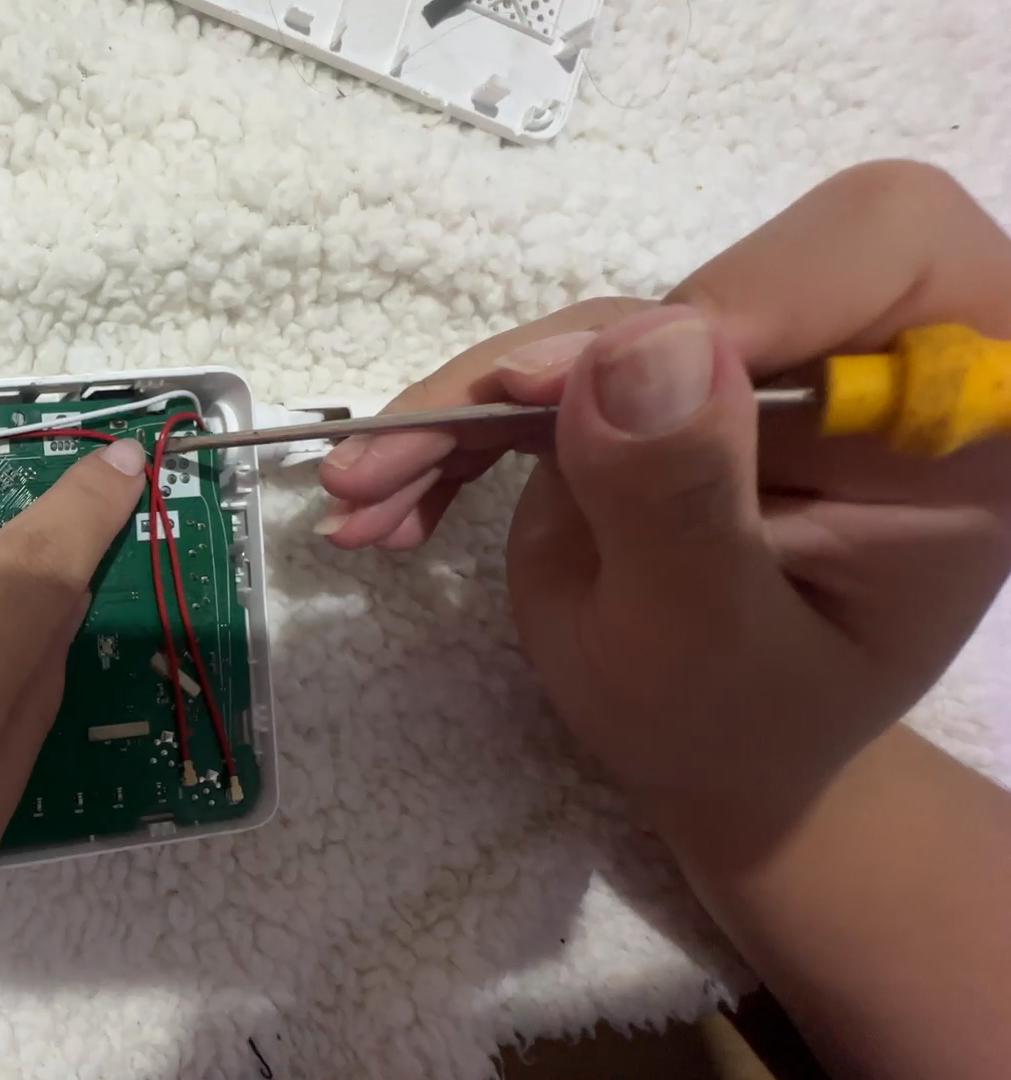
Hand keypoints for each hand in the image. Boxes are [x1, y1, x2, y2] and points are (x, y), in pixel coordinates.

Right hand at [334, 160, 1010, 839]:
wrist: (696, 750)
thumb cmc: (728, 722)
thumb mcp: (699, 635)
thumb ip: (679, 500)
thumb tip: (633, 348)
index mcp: (933, 414)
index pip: (867, 257)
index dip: (719, 298)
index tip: (561, 396)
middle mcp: (817, 373)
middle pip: (650, 309)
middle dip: (499, 392)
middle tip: (379, 473)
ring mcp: (703, 391)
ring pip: (550, 356)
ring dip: (436, 429)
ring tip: (355, 503)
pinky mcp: (617, 414)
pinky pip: (509, 402)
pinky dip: (435, 452)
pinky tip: (384, 512)